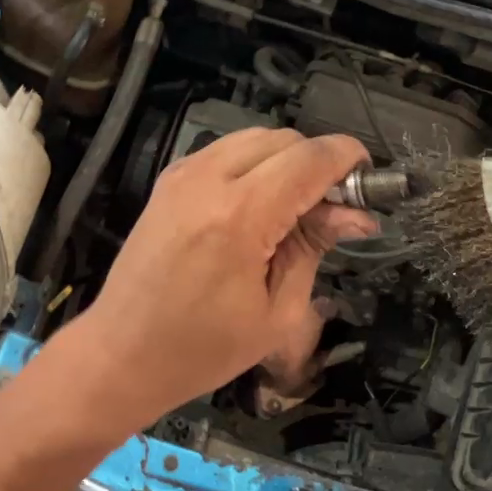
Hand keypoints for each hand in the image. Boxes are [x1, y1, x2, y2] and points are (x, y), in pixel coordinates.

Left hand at [59, 129, 374, 431]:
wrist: (121, 353)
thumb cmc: (204, 348)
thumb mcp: (276, 312)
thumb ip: (314, 248)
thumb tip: (358, 214)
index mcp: (240, 215)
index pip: (309, 159)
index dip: (348, 160)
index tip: (370, 179)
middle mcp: (209, 179)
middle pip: (285, 139)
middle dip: (318, 162)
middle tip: (333, 208)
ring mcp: (184, 173)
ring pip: (255, 137)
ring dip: (286, 159)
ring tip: (296, 207)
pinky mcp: (170, 178)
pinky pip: (226, 150)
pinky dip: (254, 163)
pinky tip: (258, 203)